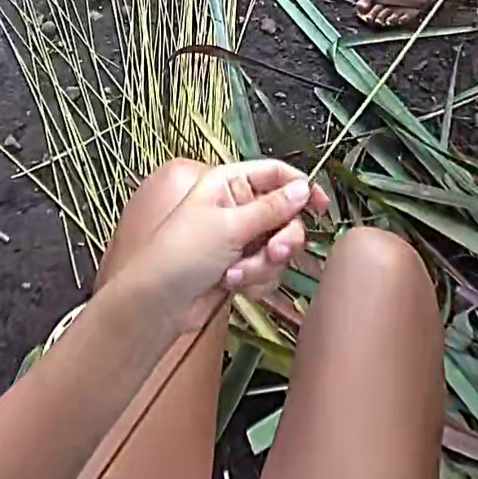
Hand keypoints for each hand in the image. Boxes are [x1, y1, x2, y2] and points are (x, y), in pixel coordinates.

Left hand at [126, 160, 326, 330]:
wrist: (157, 304)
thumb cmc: (180, 254)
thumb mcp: (229, 226)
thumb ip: (272, 208)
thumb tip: (304, 187)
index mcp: (229, 183)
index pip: (276, 174)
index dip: (301, 187)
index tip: (320, 207)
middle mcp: (237, 207)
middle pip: (285, 214)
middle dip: (281, 238)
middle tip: (274, 252)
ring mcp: (240, 237)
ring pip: (279, 246)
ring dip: (263, 265)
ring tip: (237, 274)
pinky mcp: (241, 265)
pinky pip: (268, 270)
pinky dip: (255, 280)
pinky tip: (232, 285)